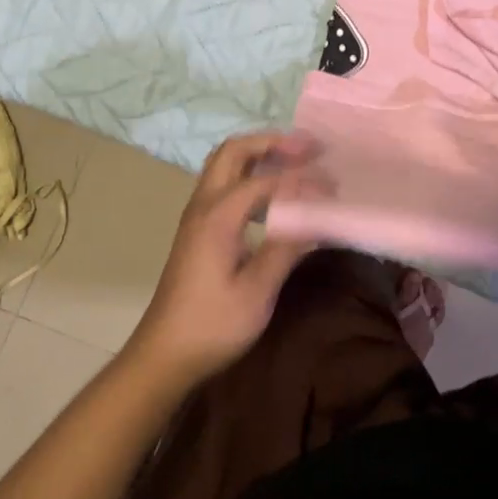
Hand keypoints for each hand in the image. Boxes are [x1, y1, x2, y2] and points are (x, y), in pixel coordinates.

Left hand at [125, 132, 319, 385]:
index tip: (333, 187)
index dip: (301, 179)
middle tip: (310, 148)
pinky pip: (225, 185)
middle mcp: (204, 205)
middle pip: (234, 151)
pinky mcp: (199, 230)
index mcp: (217, 216)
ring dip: (261, 155)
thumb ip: (287, 247)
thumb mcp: (257, 291)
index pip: (265, 180)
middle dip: (273, 142)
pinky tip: (275, 198)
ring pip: (226, 165)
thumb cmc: (212, 325)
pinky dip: (252, 176)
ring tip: (298, 163)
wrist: (164, 355)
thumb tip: (319, 215)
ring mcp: (198, 216)